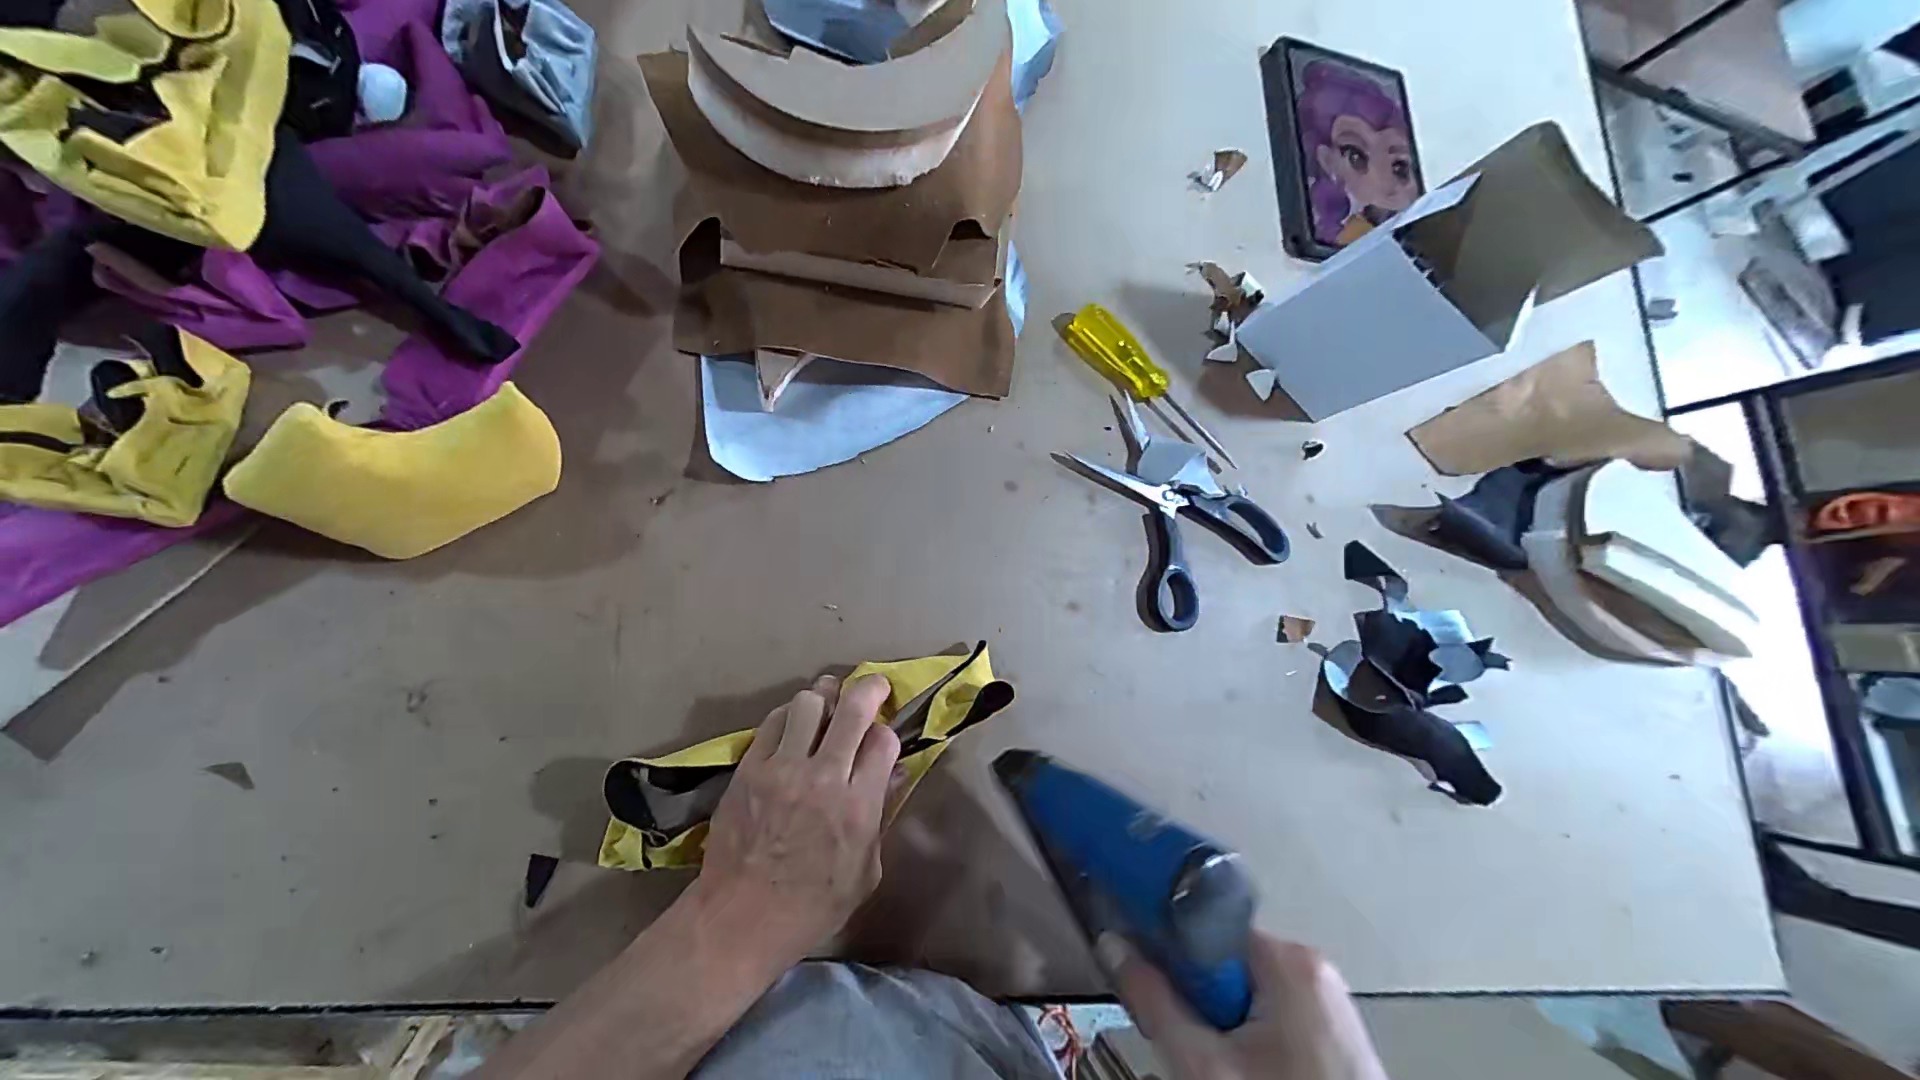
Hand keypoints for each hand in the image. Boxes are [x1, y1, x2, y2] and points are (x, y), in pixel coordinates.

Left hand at [693, 673, 901, 970]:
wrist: (739, 920)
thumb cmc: (811, 906)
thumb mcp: (865, 873)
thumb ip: (881, 817)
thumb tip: (894, 774)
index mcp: (857, 807)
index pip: (883, 740)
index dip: (887, 731)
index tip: (882, 738)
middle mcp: (823, 778)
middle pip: (853, 708)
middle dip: (869, 689)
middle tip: (873, 687)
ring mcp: (782, 769)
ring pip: (809, 703)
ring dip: (825, 697)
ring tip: (828, 702)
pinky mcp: (749, 769)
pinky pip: (773, 722)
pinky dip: (789, 715)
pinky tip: (794, 724)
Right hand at [1102, 932, 1388, 1079]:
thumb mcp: (1204, 1067)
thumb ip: (1153, 1000)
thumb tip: (1112, 945)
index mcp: (1288, 959)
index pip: (1204, 929)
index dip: (1171, 955)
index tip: (1149, 980)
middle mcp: (1314, 968)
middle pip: (1224, 961)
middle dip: (1199, 999)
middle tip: (1193, 1047)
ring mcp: (1329, 1003)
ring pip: (1245, 991)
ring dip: (1221, 1022)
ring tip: (1222, 1069)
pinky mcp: (1336, 1034)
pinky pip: (1273, 1014)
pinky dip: (1250, 1038)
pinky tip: (1246, 1074)